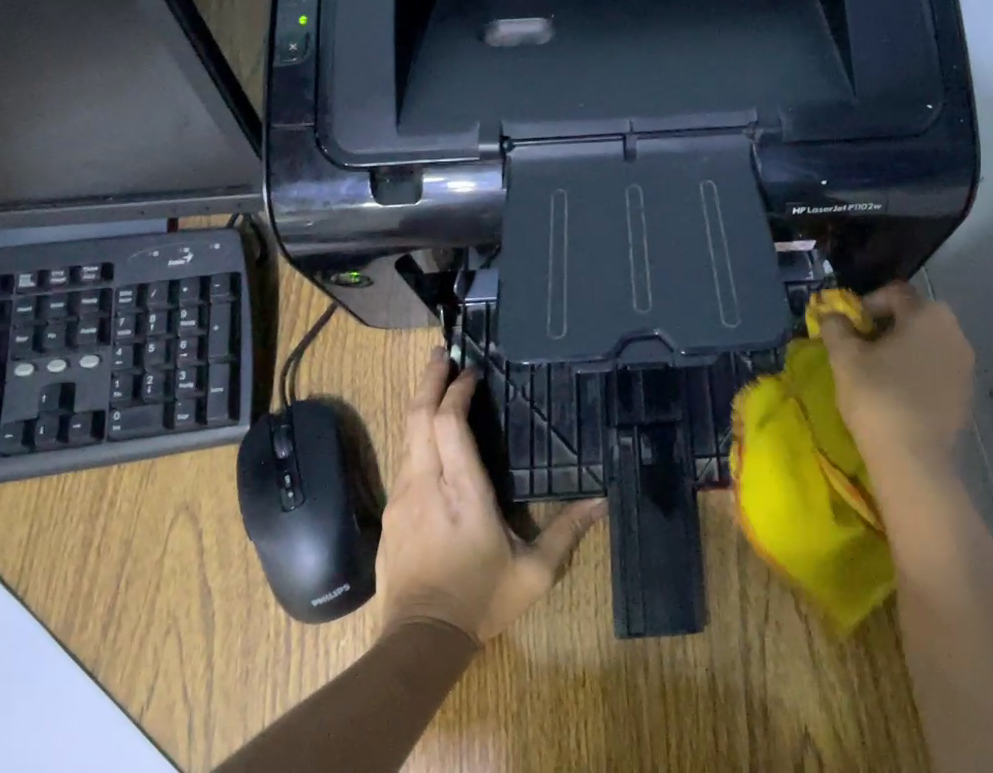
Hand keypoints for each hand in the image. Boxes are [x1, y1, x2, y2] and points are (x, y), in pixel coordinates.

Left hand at [377, 349, 606, 642]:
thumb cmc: (481, 598)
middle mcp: (426, 484)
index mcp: (463, 490)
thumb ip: (566, 531)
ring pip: (405, 437)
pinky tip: (426, 436)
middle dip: (428, 381)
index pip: (450, 424)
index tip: (470, 372)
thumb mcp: (534, 571)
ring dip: (419, 405)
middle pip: (418, 417)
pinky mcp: (391, 515)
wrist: (421, 638)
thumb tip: (601, 501)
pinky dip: (415, 435)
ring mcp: (402, 499)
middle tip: (440, 353)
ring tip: (434, 383)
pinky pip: (403, 461)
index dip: (457, 392)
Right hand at [820, 281, 976, 482]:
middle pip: (913, 317)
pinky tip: (897, 397)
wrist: (914, 458)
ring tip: (876, 375)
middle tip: (858, 350)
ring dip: (902, 352)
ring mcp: (965, 365)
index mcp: (928, 314)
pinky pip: (937, 371)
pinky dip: (917, 375)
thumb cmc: (877, 396)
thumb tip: (831, 315)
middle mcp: (955, 332)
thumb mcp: (845, 358)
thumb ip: (836, 329)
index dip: (866, 304)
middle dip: (885, 328)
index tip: (847, 328)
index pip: (894, 293)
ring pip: (927, 345)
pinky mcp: (966, 395)